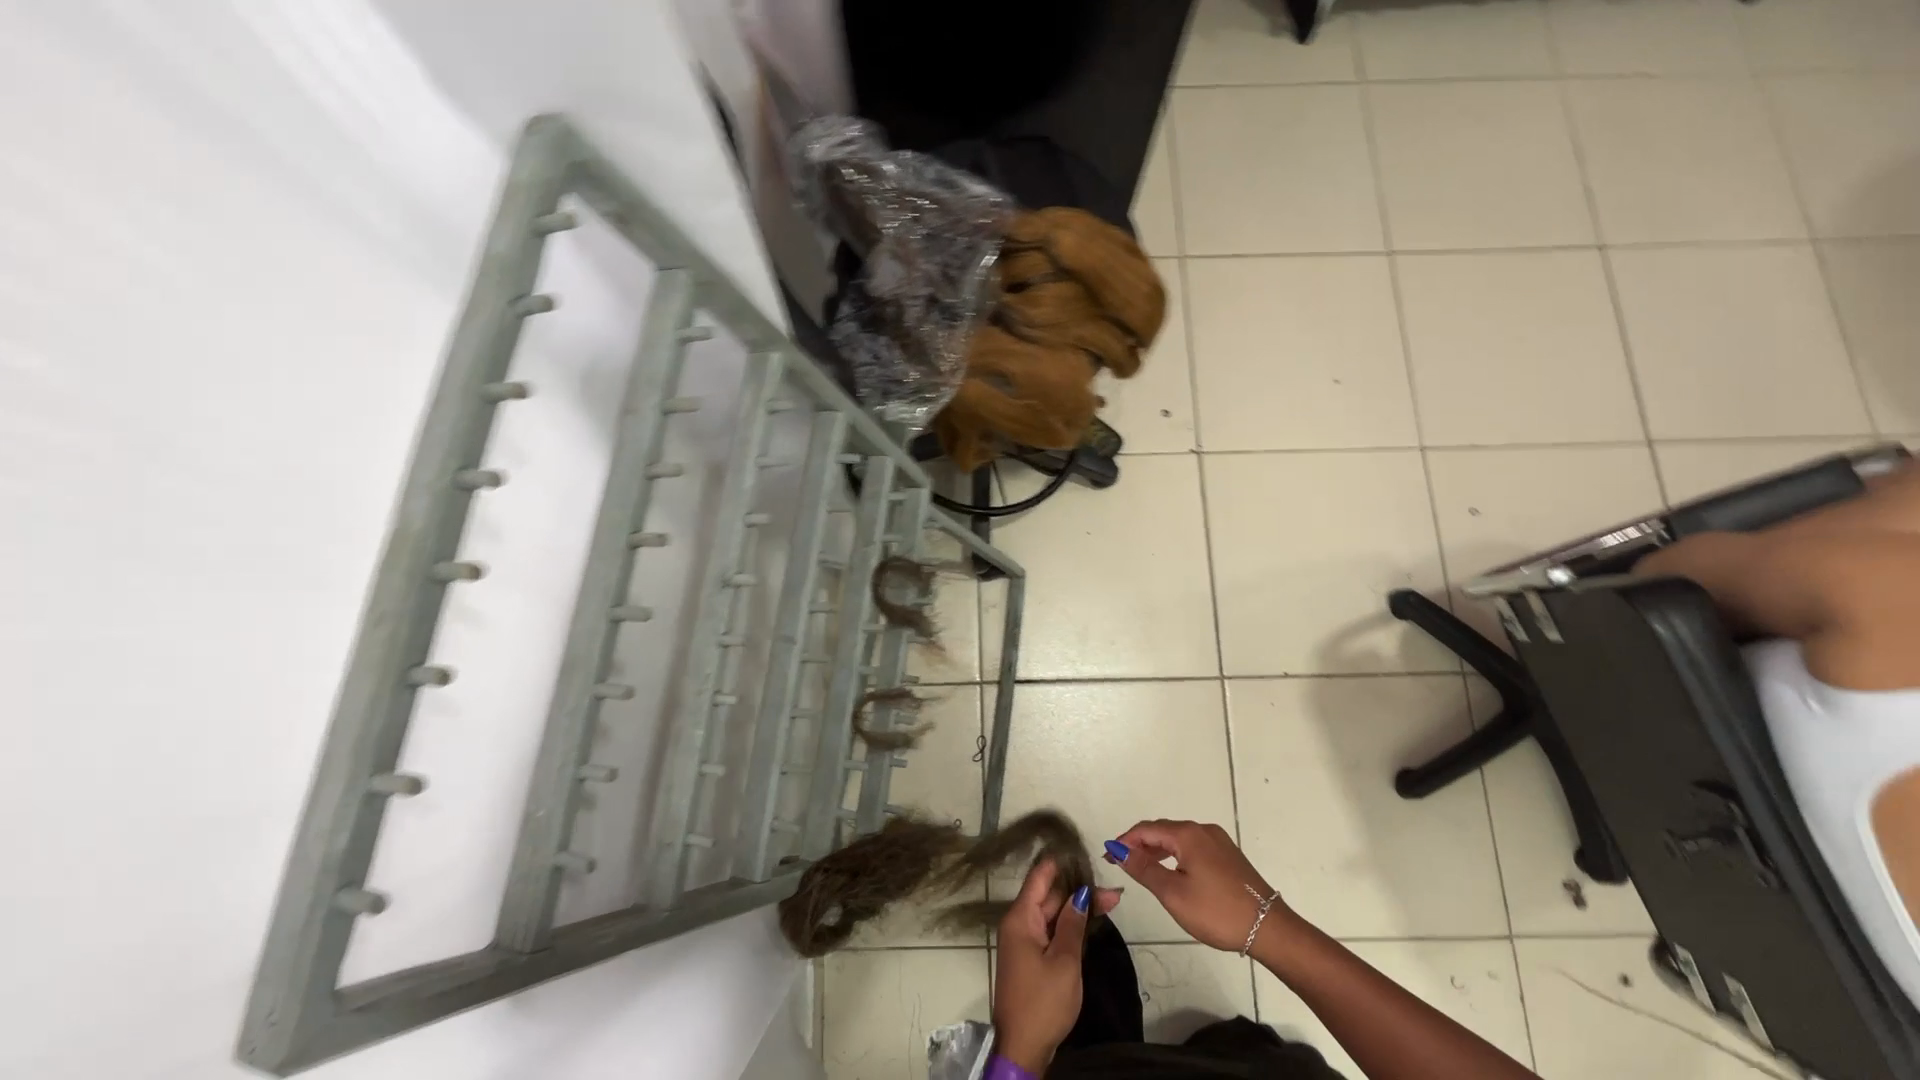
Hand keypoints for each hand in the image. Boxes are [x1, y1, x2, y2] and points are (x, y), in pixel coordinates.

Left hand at [991, 857, 1121, 1071]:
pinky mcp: (1031, 958)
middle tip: (1114, 890)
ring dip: (1078, 908)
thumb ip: (1073, 924)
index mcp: (1021, 918)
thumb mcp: (1064, 961)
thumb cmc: (1043, 1001)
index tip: (1085, 852)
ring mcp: (1024, 942)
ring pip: (1053, 914)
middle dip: (1079, 890)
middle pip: (1049, 896)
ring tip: (1111, 900)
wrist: (1023, 1046)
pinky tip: (1091, 921)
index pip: (1039, 877)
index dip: (1061, 863)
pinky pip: (1051, 931)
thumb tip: (1080, 892)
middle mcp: (1019, 924)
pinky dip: (1070, 925)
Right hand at [1107, 819, 1290, 953]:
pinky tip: (1171, 870)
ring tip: (1140, 867)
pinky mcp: (1229, 855)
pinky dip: (1175, 854)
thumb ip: (1144, 869)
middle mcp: (1203, 830)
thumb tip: (1119, 849)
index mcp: (1187, 835)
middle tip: (1120, 863)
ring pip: (1179, 838)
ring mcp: (1219, 842)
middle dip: (1139, 843)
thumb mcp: (1173, 893)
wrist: (1269, 928)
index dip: (1124, 841)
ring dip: (1157, 849)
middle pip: (1163, 830)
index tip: (1107, 857)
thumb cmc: (1216, 911)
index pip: (1146, 829)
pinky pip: (1193, 847)